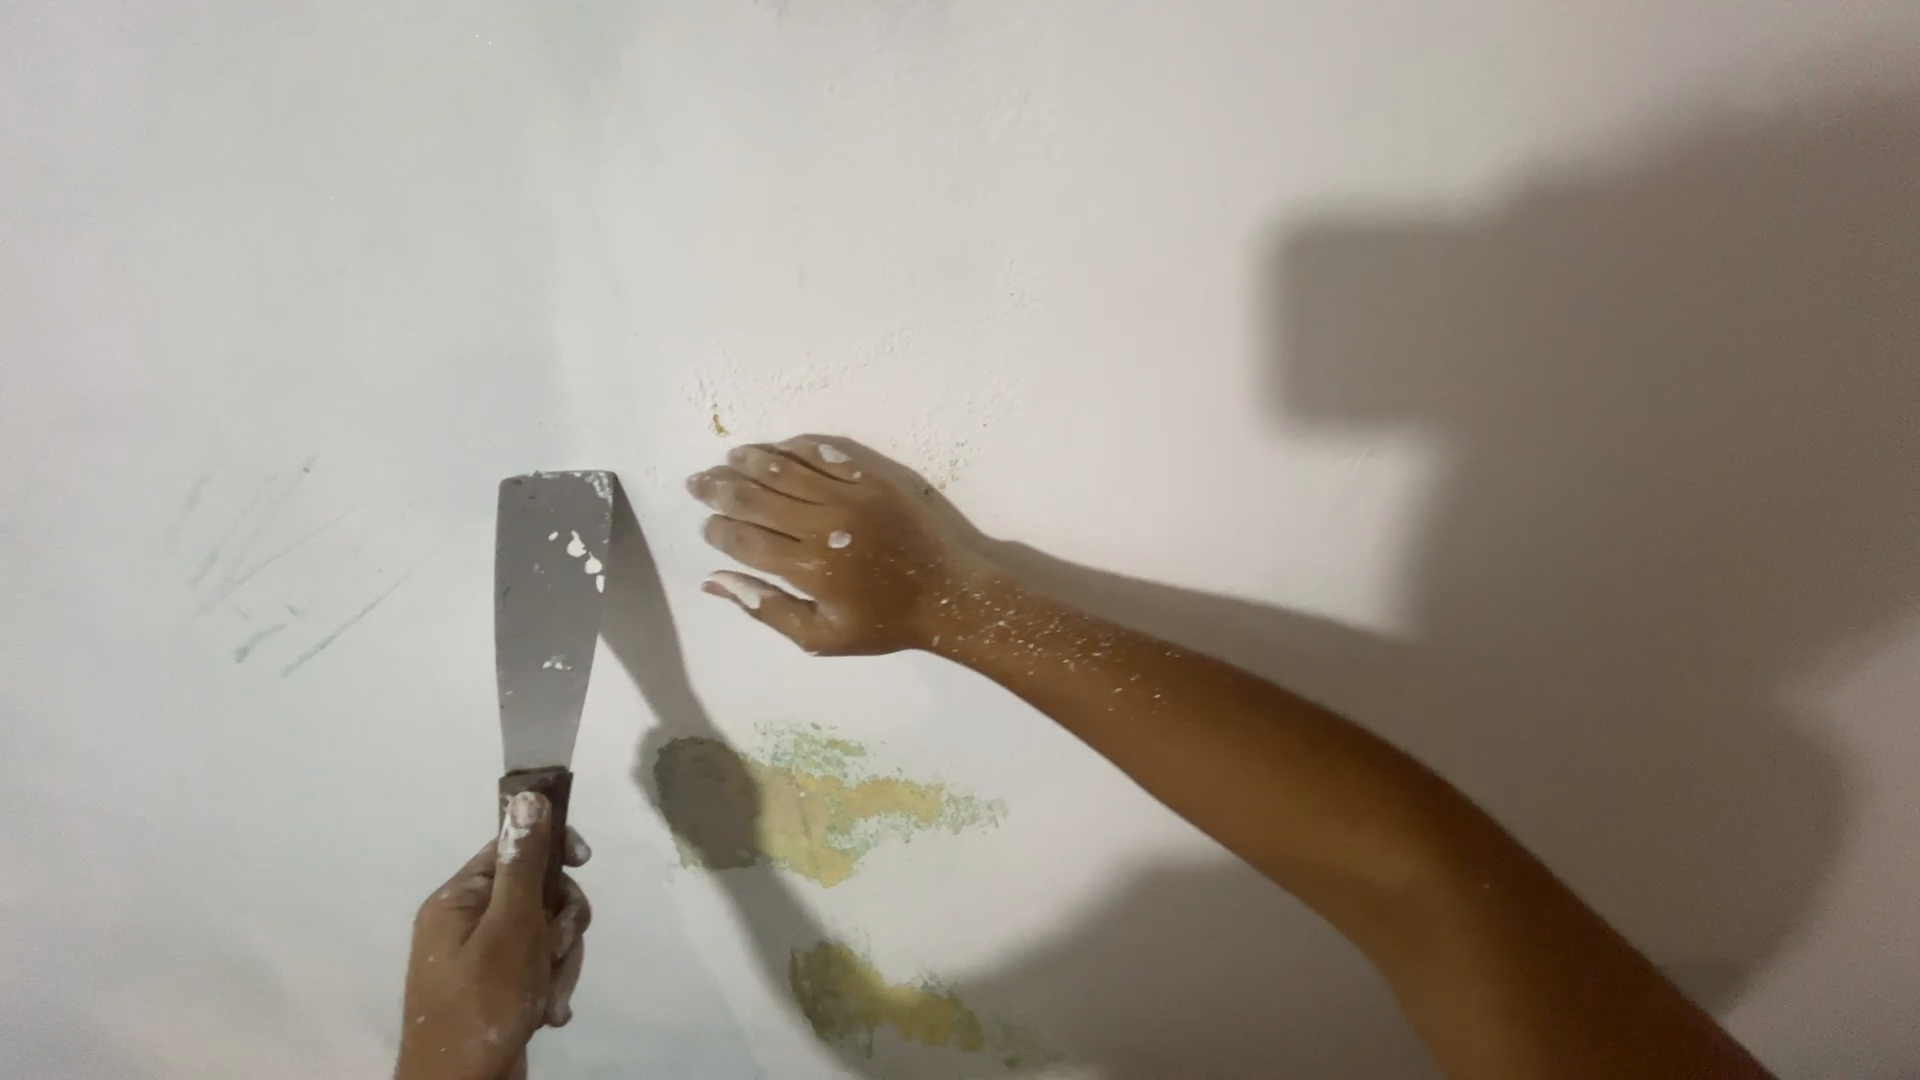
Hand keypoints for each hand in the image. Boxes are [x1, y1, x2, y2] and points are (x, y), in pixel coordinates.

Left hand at [394, 792, 591, 1079]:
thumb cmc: (483, 1002)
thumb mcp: (511, 925)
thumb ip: (524, 861)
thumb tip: (528, 795)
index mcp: (459, 900)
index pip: (514, 845)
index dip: (553, 849)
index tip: (583, 862)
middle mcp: (467, 921)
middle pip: (540, 888)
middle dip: (561, 920)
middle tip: (554, 948)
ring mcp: (484, 954)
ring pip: (549, 926)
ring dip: (560, 956)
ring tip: (548, 992)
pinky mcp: (500, 983)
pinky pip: (541, 960)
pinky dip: (553, 980)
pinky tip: (547, 1010)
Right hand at [687, 435, 983, 654]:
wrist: (951, 593)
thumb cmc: (885, 622)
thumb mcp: (822, 637)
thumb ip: (766, 609)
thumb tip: (713, 581)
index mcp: (809, 569)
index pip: (744, 539)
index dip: (718, 529)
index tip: (707, 525)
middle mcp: (824, 525)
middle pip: (756, 497)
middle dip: (719, 489)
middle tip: (698, 482)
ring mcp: (851, 495)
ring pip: (785, 468)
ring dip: (750, 461)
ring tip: (728, 459)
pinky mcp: (875, 478)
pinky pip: (825, 452)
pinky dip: (795, 447)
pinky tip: (776, 448)